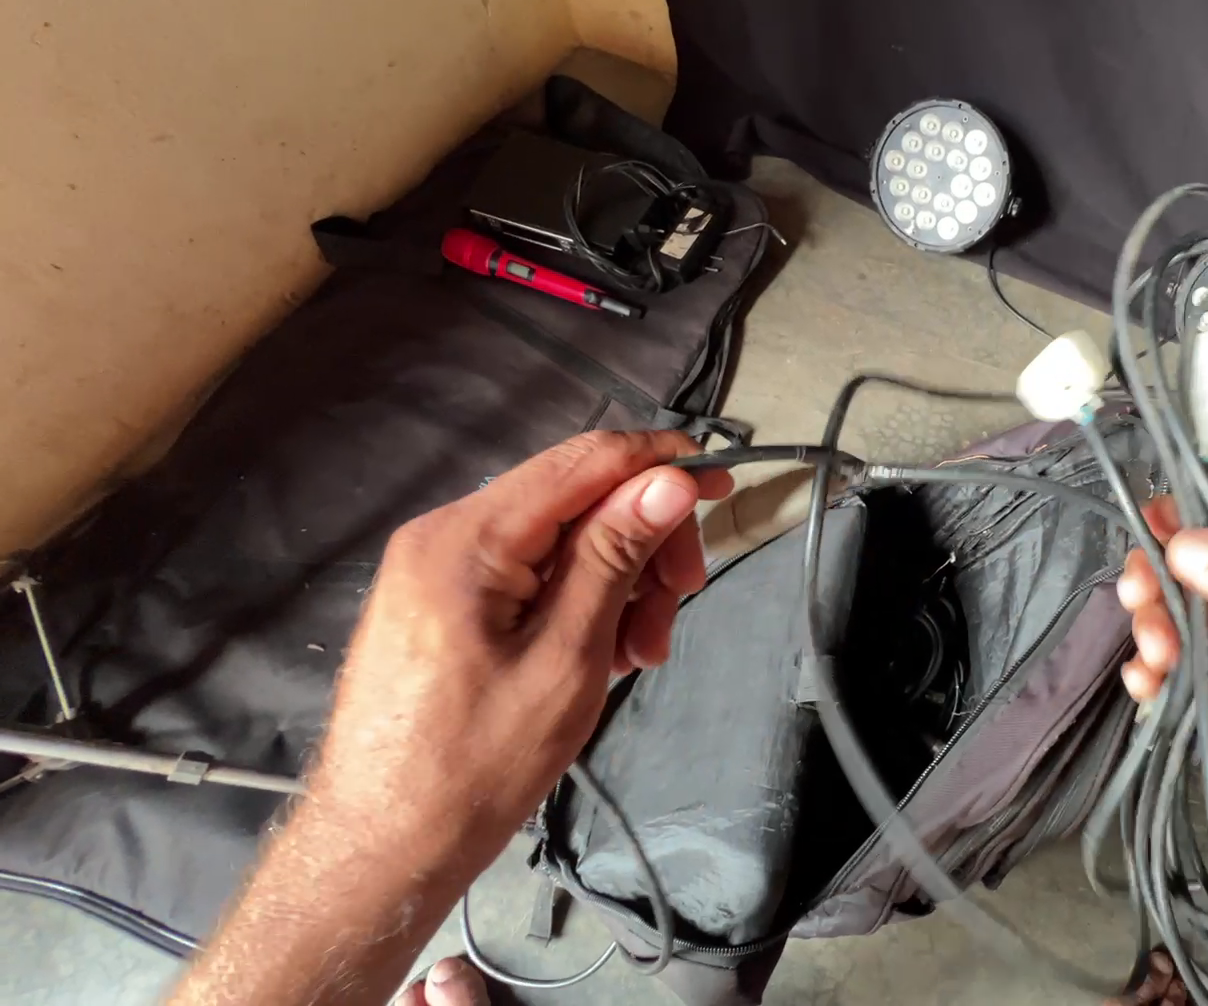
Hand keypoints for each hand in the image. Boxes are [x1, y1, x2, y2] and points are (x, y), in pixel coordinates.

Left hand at [303, 430, 732, 868]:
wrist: (383, 850)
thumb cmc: (480, 760)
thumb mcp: (569, 653)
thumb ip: (617, 554)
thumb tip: (671, 480)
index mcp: (471, 536)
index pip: (587, 460)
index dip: (661, 461)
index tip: (721, 481)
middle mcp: (452, 531)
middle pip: (583, 497)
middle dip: (647, 538)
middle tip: (688, 592)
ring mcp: (447, 564)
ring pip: (570, 537)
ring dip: (626, 580)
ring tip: (646, 649)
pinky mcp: (453, 596)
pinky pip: (543, 571)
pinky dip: (591, 599)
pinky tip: (613, 651)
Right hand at [1116, 499, 1207, 858]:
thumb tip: (1185, 543)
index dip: (1193, 522)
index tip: (1149, 527)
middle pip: (1205, 572)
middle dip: (1165, 584)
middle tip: (1138, 600)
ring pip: (1191, 620)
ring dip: (1160, 629)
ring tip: (1154, 656)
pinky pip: (1192, 668)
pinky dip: (1162, 672)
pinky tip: (1147, 684)